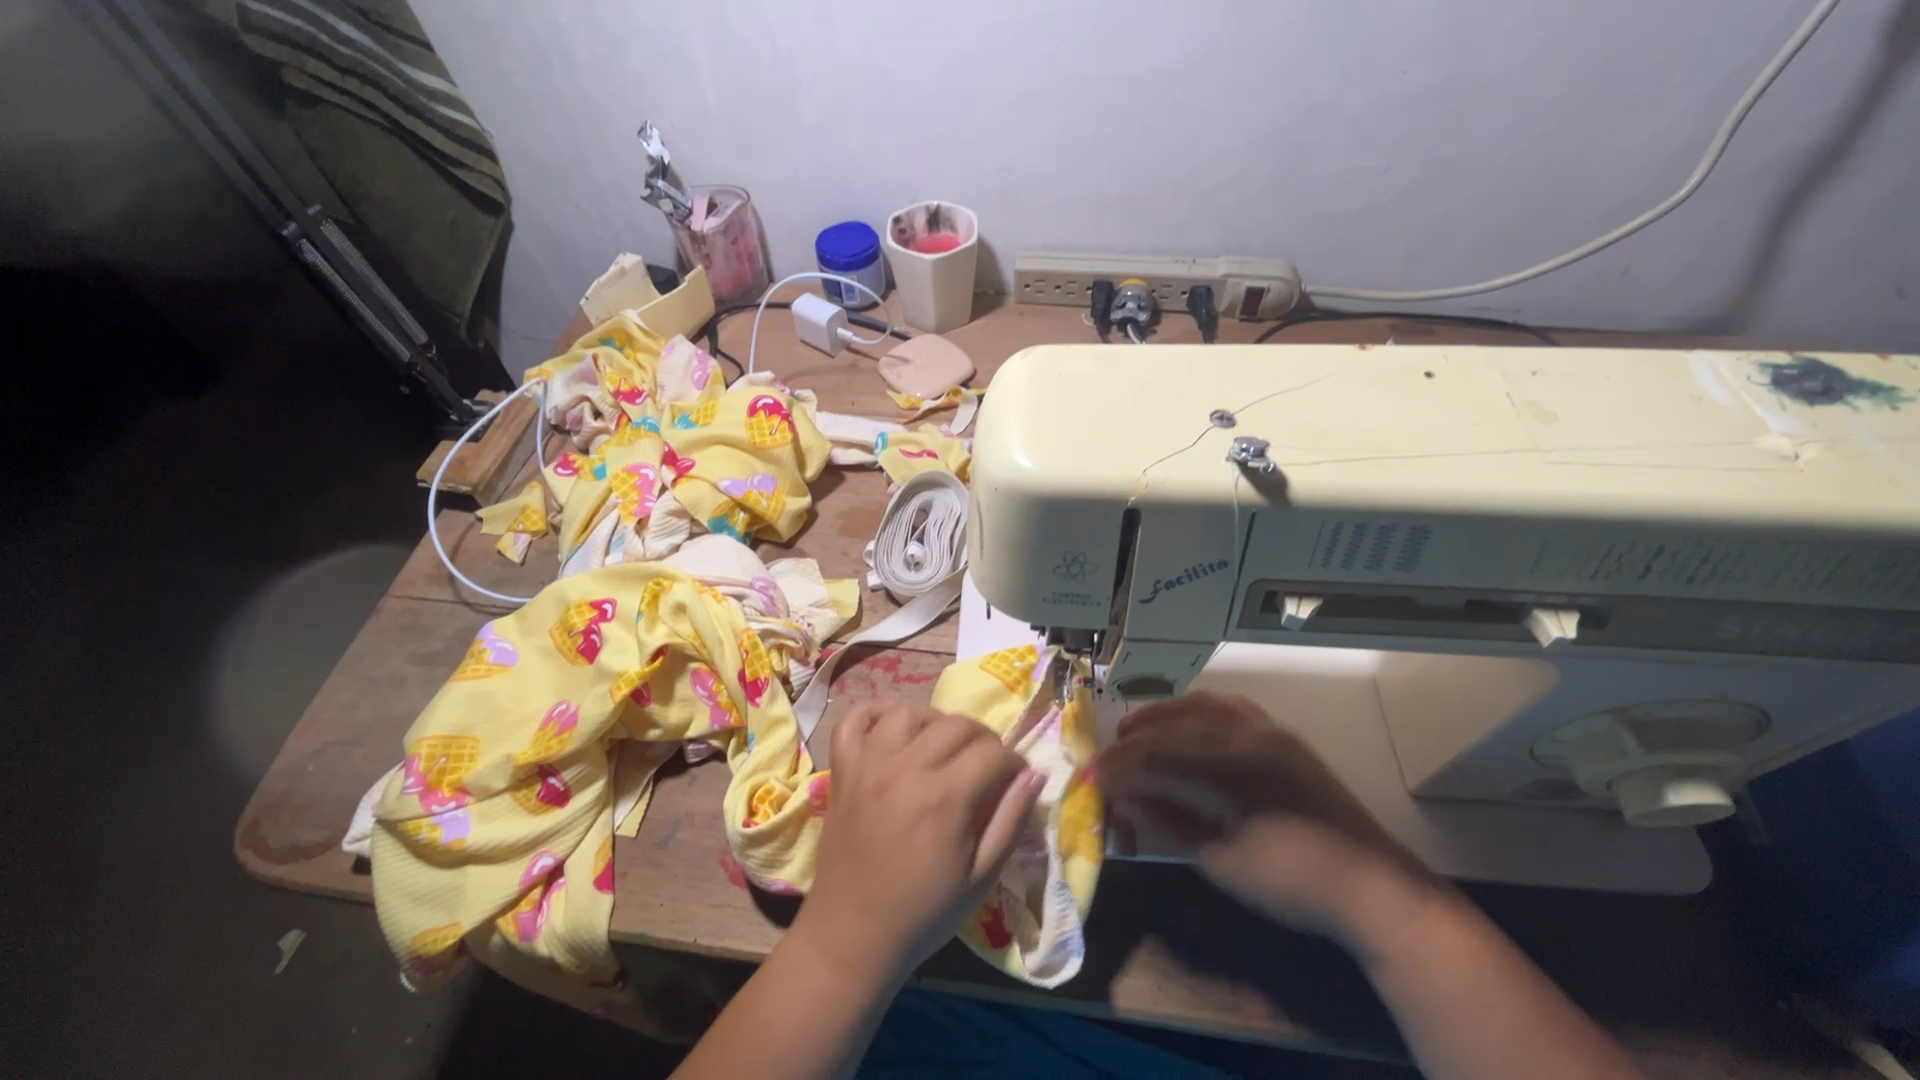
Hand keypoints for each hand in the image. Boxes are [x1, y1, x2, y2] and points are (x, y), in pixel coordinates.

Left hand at [794, 703, 1043, 987]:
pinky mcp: (841, 771)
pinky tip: (893, 730)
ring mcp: (867, 765)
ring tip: (943, 749)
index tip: (1017, 780)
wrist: (853, 936)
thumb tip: (1035, 774)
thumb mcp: (981, 877)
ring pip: (908, 713)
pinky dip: (875, 714)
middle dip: (983, 739)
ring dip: (934, 722)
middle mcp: (904, 769)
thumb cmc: (924, 913)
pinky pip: (854, 720)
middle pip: (955, 724)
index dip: (1013, 763)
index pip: (992, 752)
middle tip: (987, 766)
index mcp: (944, 798)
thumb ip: (1010, 820)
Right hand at [1098, 691, 1439, 943]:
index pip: (1157, 757)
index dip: (1119, 768)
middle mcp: (1248, 737)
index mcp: (1232, 769)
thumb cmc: (1294, 884)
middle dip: (1133, 742)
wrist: (1375, 887)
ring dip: (1163, 715)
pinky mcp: (1284, 740)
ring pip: (1203, 706)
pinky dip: (1197, 711)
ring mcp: (1270, 733)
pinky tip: (1184, 723)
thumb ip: (1169, 823)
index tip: (1092, 780)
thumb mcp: (1222, 862)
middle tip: (1104, 760)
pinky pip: (1230, 709)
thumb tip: (1124, 802)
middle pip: (1175, 727)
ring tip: (1134, 730)